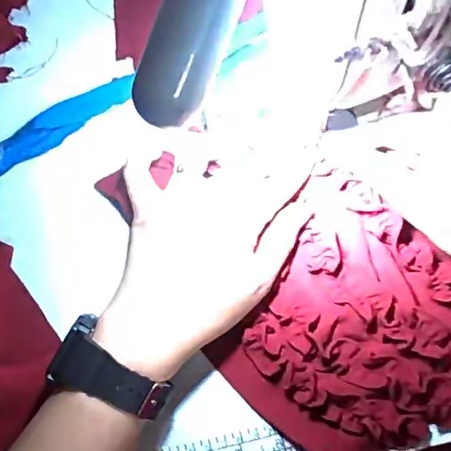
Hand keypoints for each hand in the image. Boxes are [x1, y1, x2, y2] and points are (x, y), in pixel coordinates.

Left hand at [96, 129, 313, 380]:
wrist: (153, 324)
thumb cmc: (213, 308)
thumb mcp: (258, 281)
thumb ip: (282, 239)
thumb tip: (304, 207)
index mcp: (244, 217)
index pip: (279, 183)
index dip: (298, 166)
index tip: (312, 150)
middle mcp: (212, 197)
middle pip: (243, 162)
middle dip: (265, 146)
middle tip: (278, 133)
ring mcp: (175, 199)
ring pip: (196, 154)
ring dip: (211, 139)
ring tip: (222, 127)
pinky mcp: (146, 208)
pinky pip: (139, 173)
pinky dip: (142, 157)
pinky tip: (150, 146)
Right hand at [329, 99, 450, 312]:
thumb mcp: (417, 202)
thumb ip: (375, 169)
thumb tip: (338, 148)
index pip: (396, 125)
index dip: (370, 141)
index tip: (349, 151)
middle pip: (426, 121)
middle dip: (404, 143)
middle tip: (389, 169)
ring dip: (436, 143)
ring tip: (427, 175)